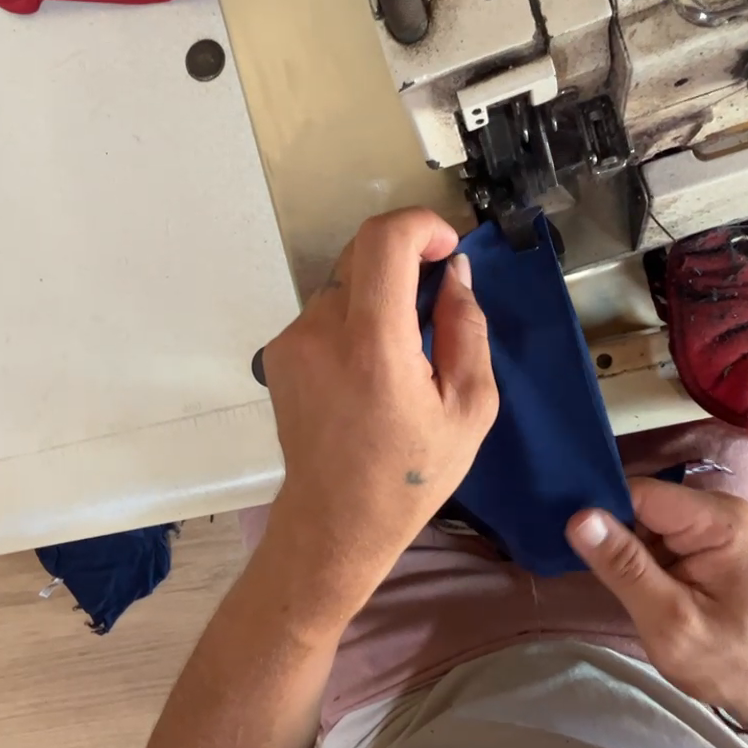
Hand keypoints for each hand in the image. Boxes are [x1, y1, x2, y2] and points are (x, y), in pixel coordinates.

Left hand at [260, 208, 498, 597]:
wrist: (334, 522)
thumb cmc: (410, 475)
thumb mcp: (469, 409)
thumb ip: (467, 330)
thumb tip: (456, 275)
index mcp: (373, 345)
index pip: (384, 241)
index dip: (421, 226)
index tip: (446, 249)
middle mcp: (320, 331)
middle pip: (362, 252)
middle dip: (405, 260)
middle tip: (434, 303)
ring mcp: (291, 341)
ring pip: (344, 282)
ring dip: (379, 296)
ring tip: (401, 353)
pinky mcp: (278, 353)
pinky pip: (324, 311)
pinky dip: (353, 318)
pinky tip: (367, 369)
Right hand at [566, 478, 747, 727]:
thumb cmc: (726, 663)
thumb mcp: (668, 622)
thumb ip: (624, 566)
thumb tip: (578, 517)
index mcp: (721, 521)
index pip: (640, 493)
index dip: (600, 510)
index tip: (566, 536)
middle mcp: (717, 510)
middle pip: (639, 501)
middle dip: (609, 530)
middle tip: (581, 563)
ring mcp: (709, 523)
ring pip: (639, 516)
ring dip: (617, 544)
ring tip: (602, 574)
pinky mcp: (698, 539)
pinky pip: (649, 531)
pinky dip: (629, 552)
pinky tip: (621, 575)